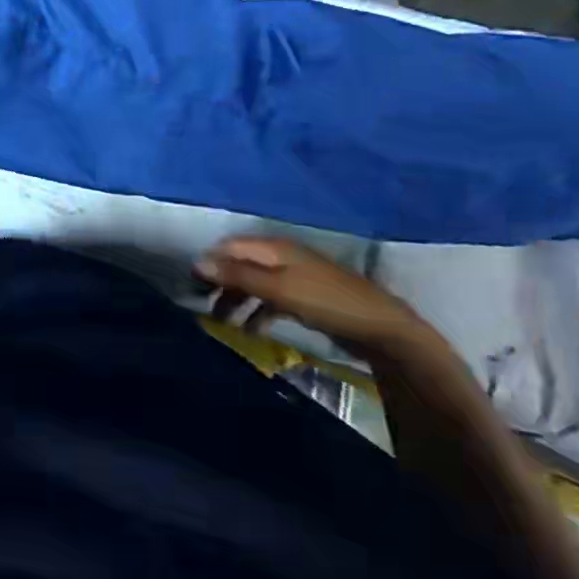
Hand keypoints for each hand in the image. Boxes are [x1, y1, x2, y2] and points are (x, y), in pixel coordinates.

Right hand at [195, 236, 438, 360]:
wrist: (386, 332)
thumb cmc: (327, 302)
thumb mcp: (278, 289)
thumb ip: (237, 276)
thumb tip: (197, 263)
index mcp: (274, 247)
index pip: (229, 246)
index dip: (209, 262)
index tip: (192, 285)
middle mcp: (281, 257)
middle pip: (239, 265)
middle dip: (220, 284)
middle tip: (204, 306)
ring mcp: (294, 278)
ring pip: (253, 284)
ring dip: (236, 301)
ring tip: (223, 324)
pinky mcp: (305, 299)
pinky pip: (270, 300)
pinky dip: (256, 313)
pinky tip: (250, 331)